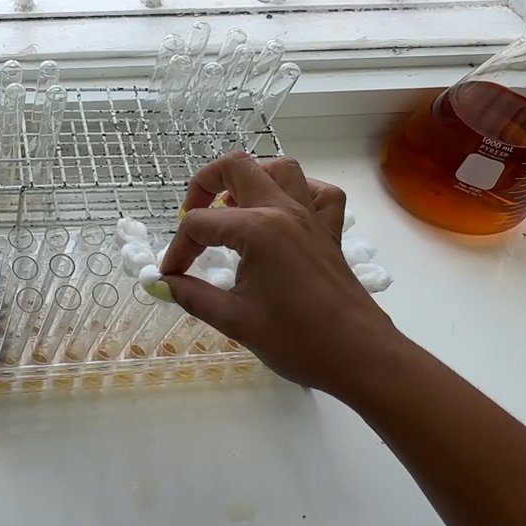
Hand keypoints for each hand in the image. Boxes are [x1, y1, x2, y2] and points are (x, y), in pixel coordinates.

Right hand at [158, 152, 401, 395]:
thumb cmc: (296, 340)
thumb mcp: (233, 320)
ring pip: (280, 169)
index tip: (172, 276)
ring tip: (234, 206)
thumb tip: (163, 284)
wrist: (361, 358)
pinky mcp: (331, 232)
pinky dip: (299, 193)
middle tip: (192, 214)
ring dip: (252, 178)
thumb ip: (192, 296)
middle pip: (237, 167)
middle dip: (205, 183)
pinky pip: (319, 193)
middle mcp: (283, 211)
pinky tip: (282, 213)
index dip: (179, 249)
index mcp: (256, 230)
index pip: (200, 225)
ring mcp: (311, 217)